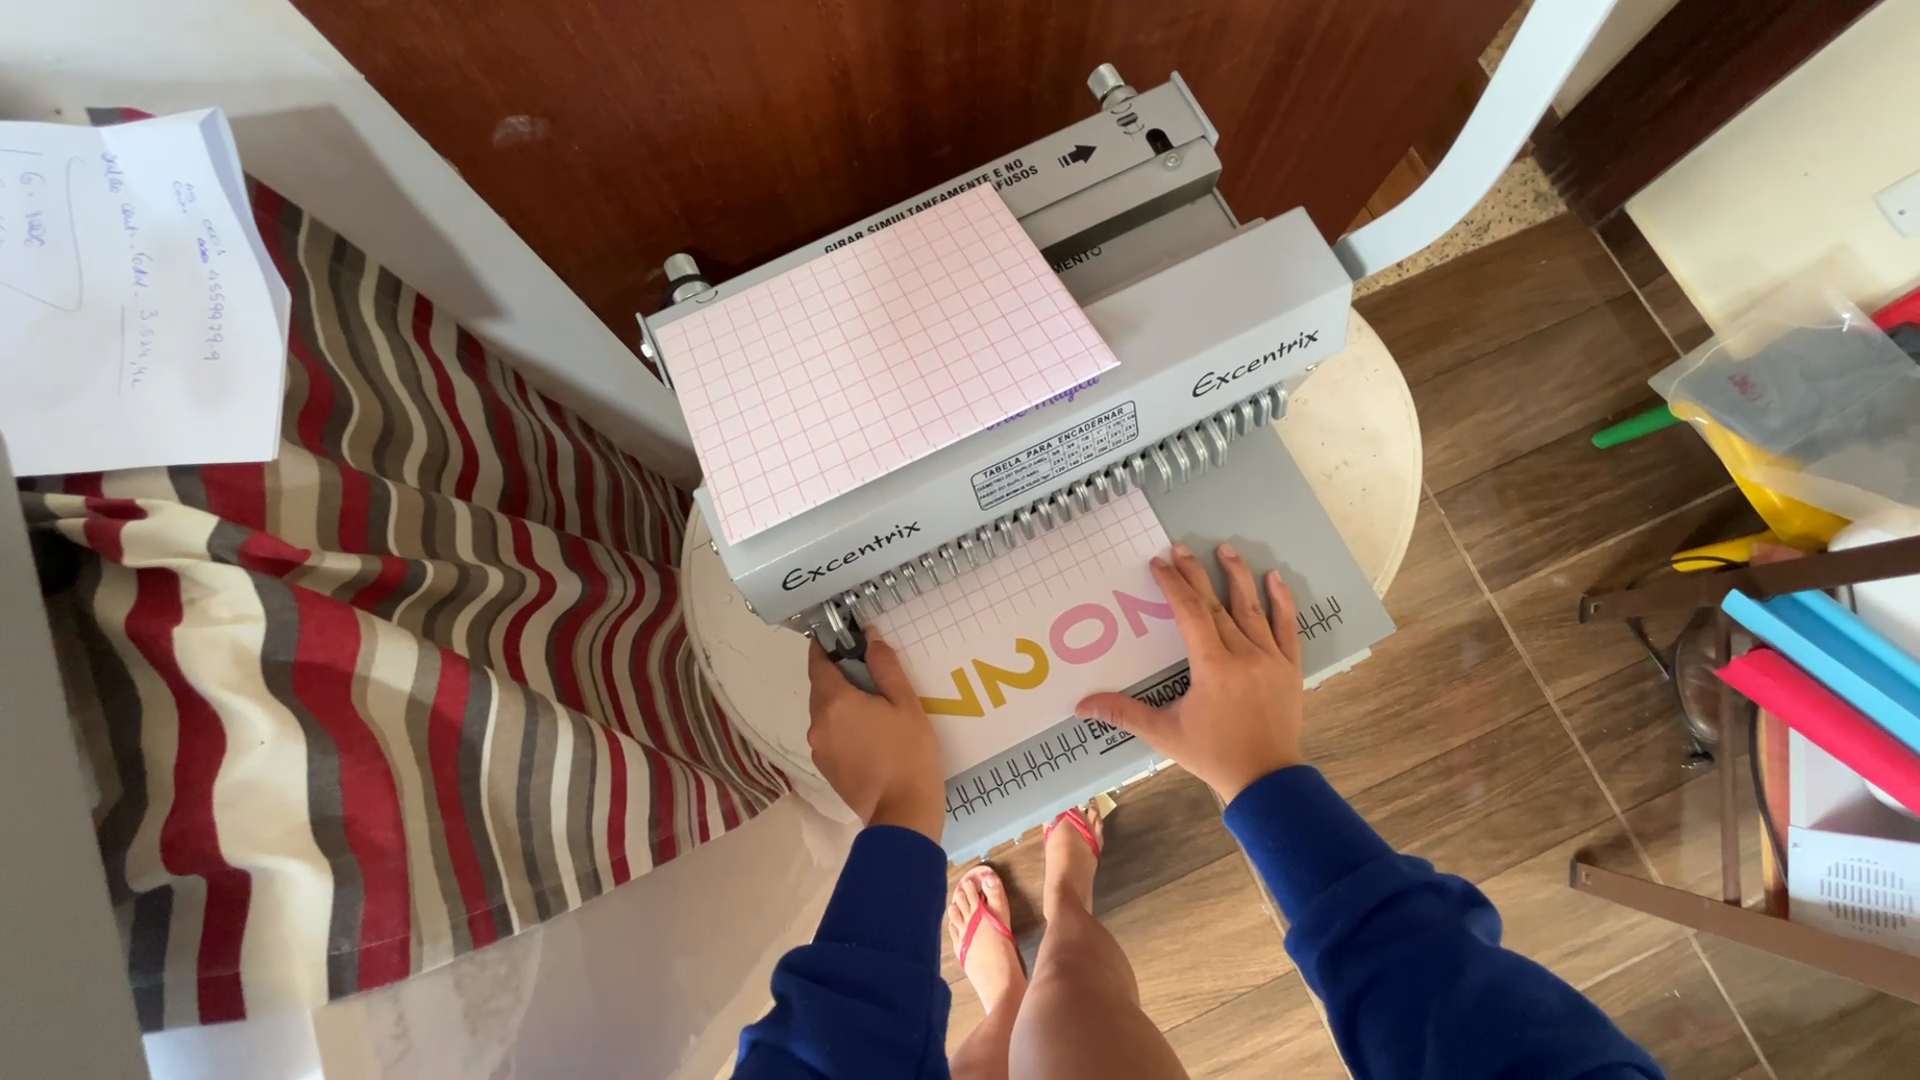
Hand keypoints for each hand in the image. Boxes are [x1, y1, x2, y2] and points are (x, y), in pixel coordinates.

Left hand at [807, 636, 946, 842]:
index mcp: (834, 702)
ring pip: (825, 712)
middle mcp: (817, 723)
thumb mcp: (905, 703)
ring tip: (875, 705)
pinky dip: (843, 725)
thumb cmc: (909, 753)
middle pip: (821, 687)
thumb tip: (869, 637)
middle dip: (840, 675)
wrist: (902, 813)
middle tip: (871, 671)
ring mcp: (818, 748)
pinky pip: (829, 734)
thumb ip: (885, 666)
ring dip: (842, 702)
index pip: (818, 662)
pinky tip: (870, 731)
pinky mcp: (825, 767)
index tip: (843, 636)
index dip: (826, 646)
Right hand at [1077, 542, 1304, 801]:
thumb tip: (1081, 706)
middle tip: (1180, 547)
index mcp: (1212, 667)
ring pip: (1252, 608)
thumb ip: (1124, 713)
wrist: (1267, 781)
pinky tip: (1275, 578)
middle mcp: (1243, 655)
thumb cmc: (1213, 755)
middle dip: (1195, 574)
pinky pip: (1287, 627)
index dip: (1173, 585)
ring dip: (1237, 576)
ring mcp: (1270, 659)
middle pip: (1216, 604)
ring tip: (1226, 549)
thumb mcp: (1164, 734)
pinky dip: (1282, 601)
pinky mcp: (1289, 668)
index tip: (1159, 563)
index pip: (1190, 613)